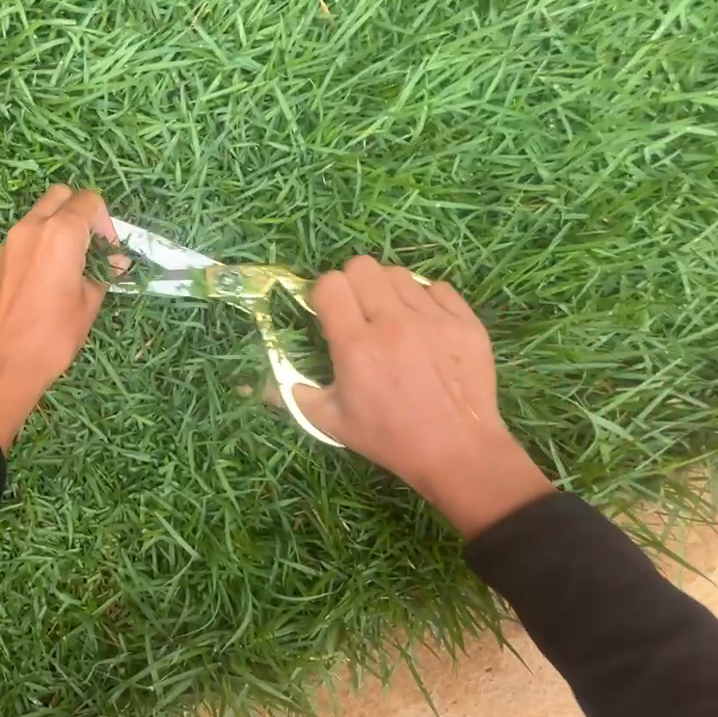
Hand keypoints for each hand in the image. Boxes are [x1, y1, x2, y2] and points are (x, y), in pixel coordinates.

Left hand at [0, 185, 116, 451]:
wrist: (5, 362)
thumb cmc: (53, 334)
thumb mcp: (89, 302)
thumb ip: (103, 272)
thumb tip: (114, 262)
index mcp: (60, 233)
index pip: (89, 202)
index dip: (106, 223)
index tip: (109, 252)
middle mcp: (32, 227)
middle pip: (61, 197)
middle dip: (81, 214)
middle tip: (92, 247)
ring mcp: (11, 241)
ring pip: (41, 213)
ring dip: (60, 226)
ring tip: (72, 263)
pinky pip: (26, 234)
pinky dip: (43, 240)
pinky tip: (51, 274)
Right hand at [295, 256, 552, 537]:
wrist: (456, 449)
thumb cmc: (386, 436)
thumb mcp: (329, 420)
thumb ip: (290, 394)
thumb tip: (251, 385)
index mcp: (355, 346)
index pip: (331, 284)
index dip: (323, 294)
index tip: (328, 313)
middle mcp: (393, 324)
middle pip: (363, 266)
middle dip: (353, 283)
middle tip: (357, 310)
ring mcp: (433, 320)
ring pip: (399, 274)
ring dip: (387, 290)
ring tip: (390, 317)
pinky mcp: (465, 322)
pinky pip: (437, 288)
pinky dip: (424, 300)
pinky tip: (422, 325)